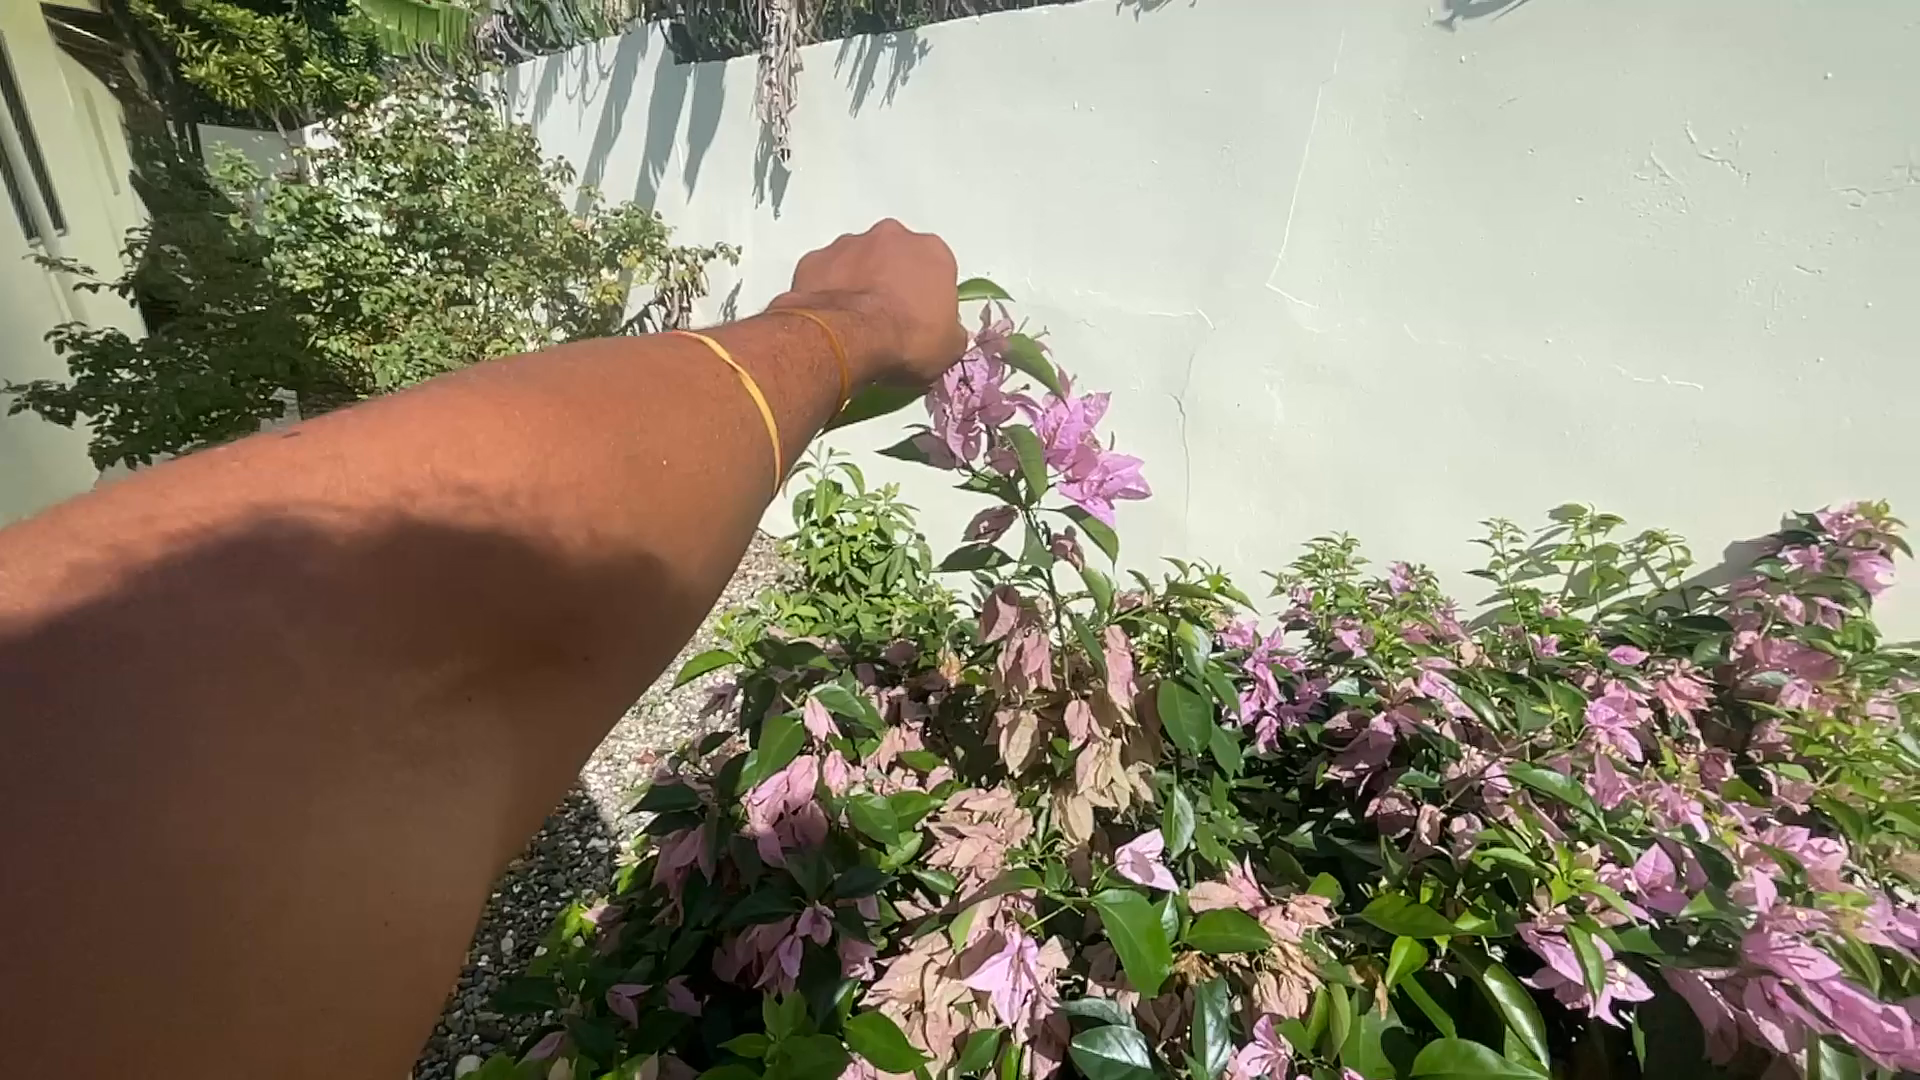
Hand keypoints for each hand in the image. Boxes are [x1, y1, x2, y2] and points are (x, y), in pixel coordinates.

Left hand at [768, 219, 967, 386]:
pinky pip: (825, 274)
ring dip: (859, 283)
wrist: (850, 340)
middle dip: (892, 280)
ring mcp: (849, 243)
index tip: (920, 321)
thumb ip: (950, 331)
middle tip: (886, 319)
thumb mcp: (949, 348)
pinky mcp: (814, 259)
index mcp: (933, 251)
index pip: (937, 270)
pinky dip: (827, 291)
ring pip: (858, 261)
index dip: (929, 297)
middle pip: (896, 257)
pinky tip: (830, 319)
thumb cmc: (909, 340)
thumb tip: (945, 333)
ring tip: (855, 322)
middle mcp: (892, 235)